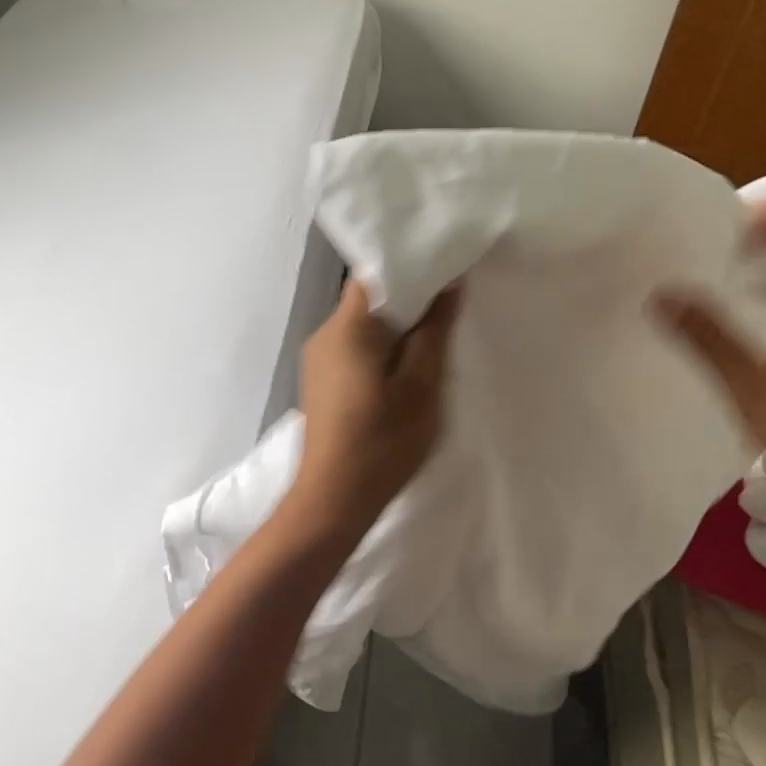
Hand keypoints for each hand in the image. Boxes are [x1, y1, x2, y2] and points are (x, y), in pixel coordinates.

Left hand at [290, 280, 460, 530]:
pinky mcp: (319, 383)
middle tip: (449, 310)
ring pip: (361, 328)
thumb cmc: (381, 442)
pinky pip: (353, 351)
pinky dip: (379, 352)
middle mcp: (323, 334)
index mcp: (346, 327)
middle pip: (368, 301)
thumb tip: (448, 285)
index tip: (446, 271)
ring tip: (431, 342)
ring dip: (394, 331)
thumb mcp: (421, 386)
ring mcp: (316, 360)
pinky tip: (403, 371)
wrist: (333, 499)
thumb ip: (433, 331)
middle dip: (408, 301)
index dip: (411, 267)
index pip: (375, 274)